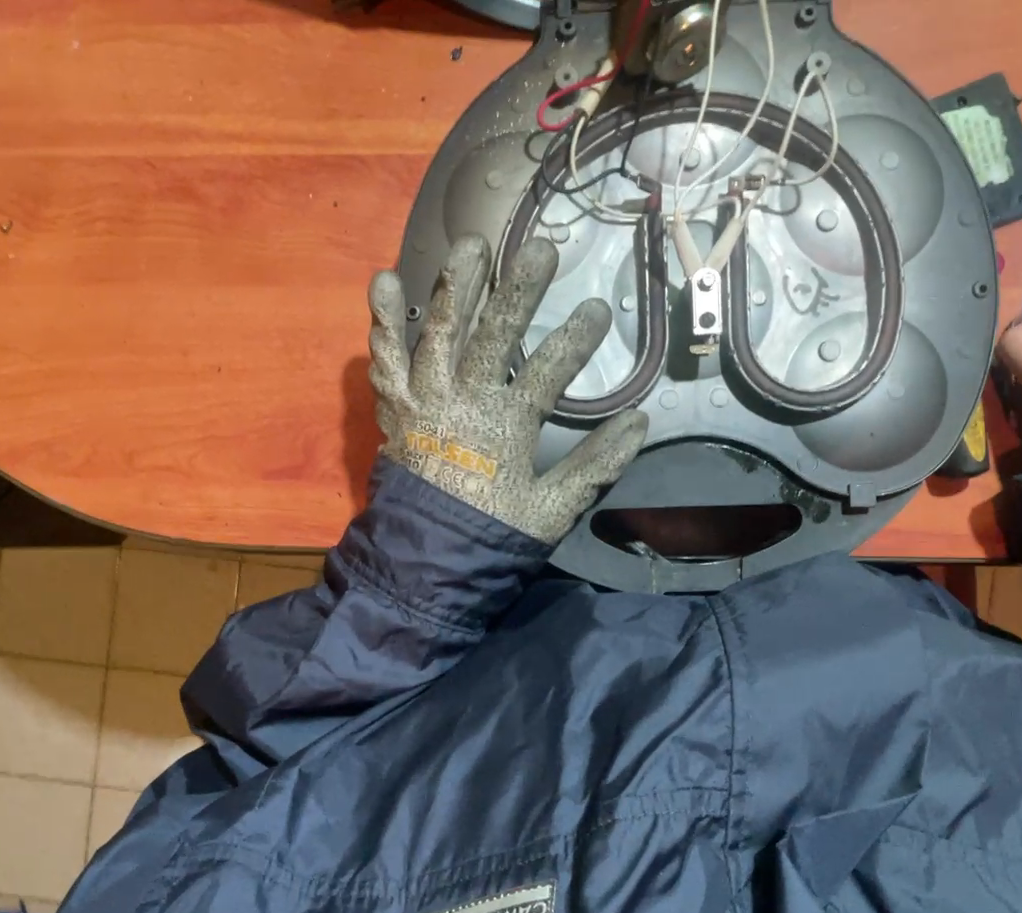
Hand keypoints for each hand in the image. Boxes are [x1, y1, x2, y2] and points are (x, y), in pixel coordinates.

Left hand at [367, 235, 648, 542]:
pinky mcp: (395, 408)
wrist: (425, 559)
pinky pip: (386, 360)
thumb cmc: (492, 532)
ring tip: (471, 245)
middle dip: (519, 291)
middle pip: (493, 336)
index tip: (598, 309)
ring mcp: (424, 399)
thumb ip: (595, 465)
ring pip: (438, 333)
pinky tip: (382, 280)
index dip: (577, 338)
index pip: (550, 370)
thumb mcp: (553, 509)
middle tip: (542, 249)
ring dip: (455, 288)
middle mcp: (462, 401)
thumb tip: (639, 421)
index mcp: (505, 425)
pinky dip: (383, 323)